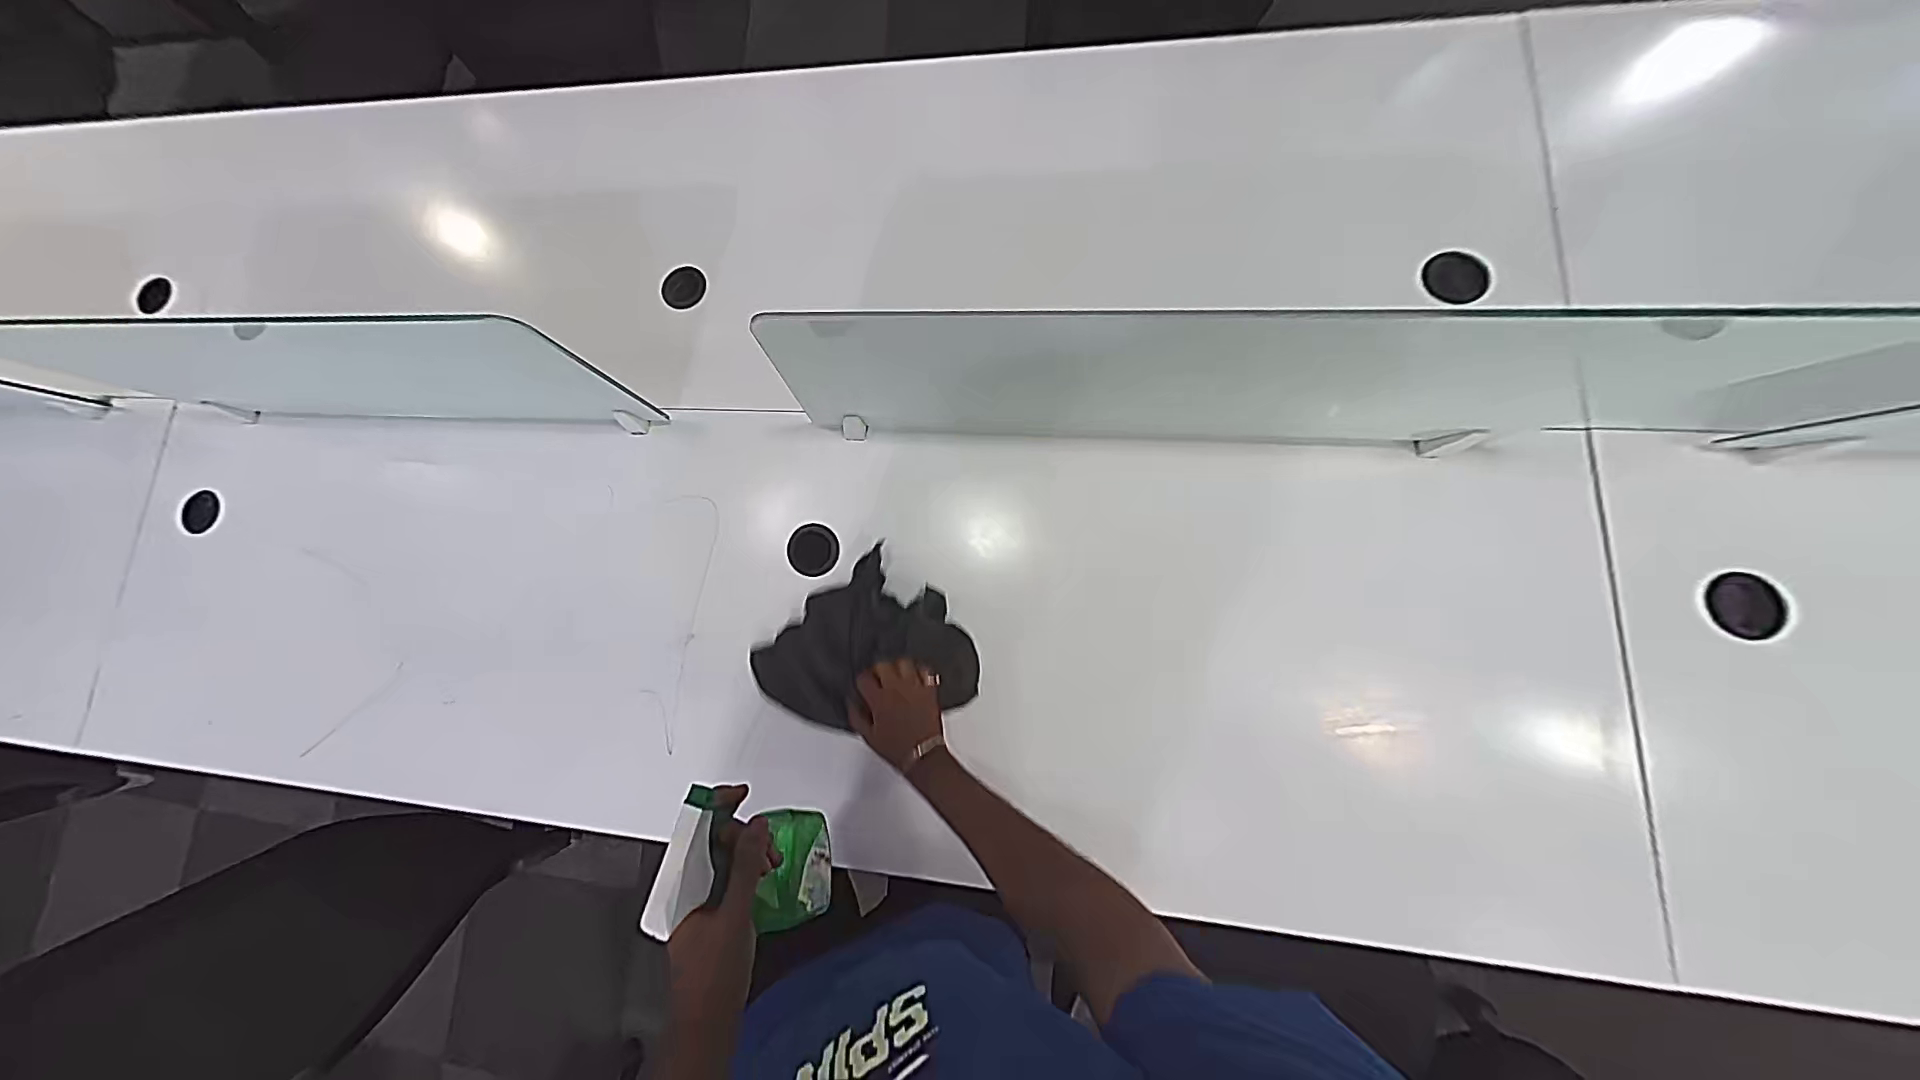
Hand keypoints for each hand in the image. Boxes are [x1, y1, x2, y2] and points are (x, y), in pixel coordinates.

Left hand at [666, 785, 778, 1019]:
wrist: (707, 1022)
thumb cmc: (715, 975)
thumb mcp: (735, 913)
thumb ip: (745, 866)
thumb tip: (757, 826)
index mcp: (679, 884)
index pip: (695, 829)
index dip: (717, 804)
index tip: (741, 792)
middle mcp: (682, 887)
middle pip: (712, 840)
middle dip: (744, 835)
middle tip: (768, 848)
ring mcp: (694, 899)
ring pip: (721, 857)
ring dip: (749, 853)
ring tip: (768, 866)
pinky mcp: (707, 910)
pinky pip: (725, 874)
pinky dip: (746, 869)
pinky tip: (760, 877)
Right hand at [849, 658, 943, 772]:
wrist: (923, 754)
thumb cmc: (897, 748)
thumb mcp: (868, 736)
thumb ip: (856, 716)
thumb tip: (851, 703)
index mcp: (879, 700)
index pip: (864, 678)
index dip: (861, 681)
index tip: (863, 686)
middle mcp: (896, 689)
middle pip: (882, 664)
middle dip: (877, 670)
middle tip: (877, 679)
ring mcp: (914, 687)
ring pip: (903, 662)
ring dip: (897, 667)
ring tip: (895, 676)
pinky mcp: (929, 689)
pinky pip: (924, 670)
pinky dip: (918, 671)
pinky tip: (913, 678)